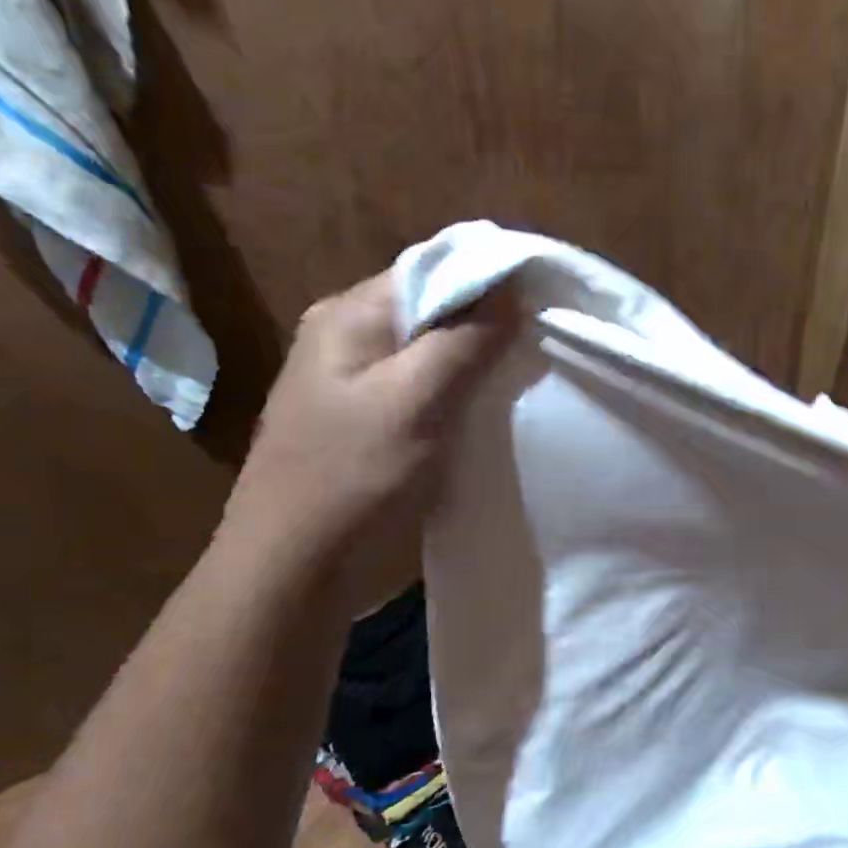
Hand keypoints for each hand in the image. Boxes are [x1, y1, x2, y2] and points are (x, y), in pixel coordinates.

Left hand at [221, 272, 517, 612]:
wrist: (299, 574)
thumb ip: (463, 342)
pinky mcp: (379, 433)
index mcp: (350, 318)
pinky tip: (501, 420)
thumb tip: (511, 289)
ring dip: (482, 373)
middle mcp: (353, 344)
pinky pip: (433, 403)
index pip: (433, 273)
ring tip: (535, 383)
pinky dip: (467, 407)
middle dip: (492, 331)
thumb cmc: (352, 481)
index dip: (492, 282)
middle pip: (438, 317)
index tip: (549, 303)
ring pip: (439, 363)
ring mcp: (364, 392)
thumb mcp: (414, 402)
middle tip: (548, 349)